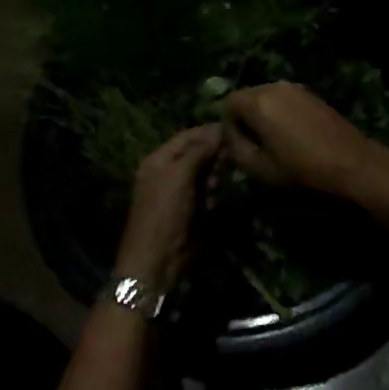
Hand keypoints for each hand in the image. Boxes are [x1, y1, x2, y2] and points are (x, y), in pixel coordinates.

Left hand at [114, 125, 221, 295]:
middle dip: (213, 155)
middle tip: (231, 156)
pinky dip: (212, 192)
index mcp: (158, 160)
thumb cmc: (165, 211)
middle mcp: (167, 172)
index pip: (186, 137)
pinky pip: (205, 193)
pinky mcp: (189, 210)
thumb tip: (217, 130)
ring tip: (220, 181)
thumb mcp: (180, 175)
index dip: (207, 132)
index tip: (231, 129)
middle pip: (195, 154)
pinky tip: (216, 199)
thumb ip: (198, 150)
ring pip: (202, 173)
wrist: (157, 260)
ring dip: (214, 175)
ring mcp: (177, 192)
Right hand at [222, 83, 375, 194]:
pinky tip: (291, 132)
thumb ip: (236, 150)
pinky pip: (282, 97)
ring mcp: (293, 87)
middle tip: (254, 143)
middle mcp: (273, 87)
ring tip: (273, 139)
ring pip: (264, 96)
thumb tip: (230, 139)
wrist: (349, 160)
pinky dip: (278, 110)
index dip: (229, 125)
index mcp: (258, 102)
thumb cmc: (301, 167)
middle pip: (246, 96)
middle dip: (244, 117)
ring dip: (261, 113)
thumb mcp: (260, 169)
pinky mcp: (308, 92)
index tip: (240, 147)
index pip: (228, 103)